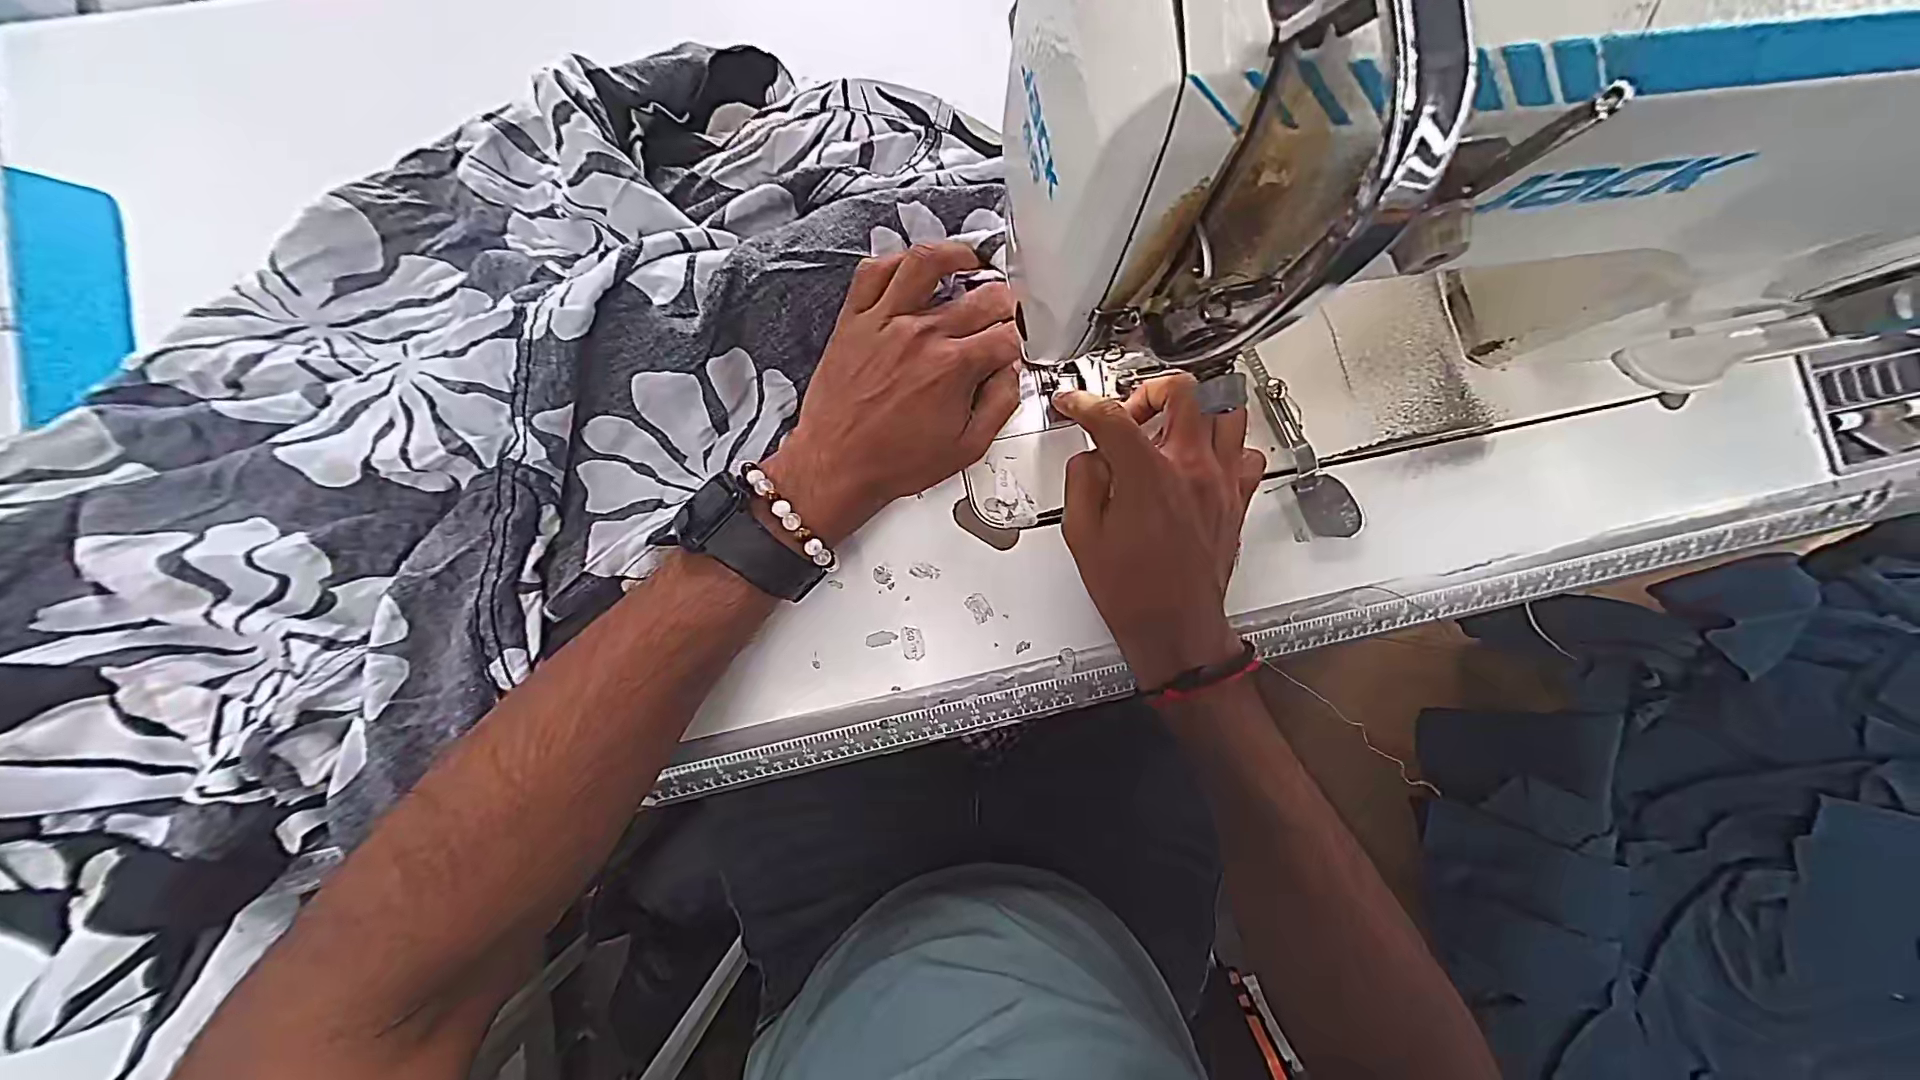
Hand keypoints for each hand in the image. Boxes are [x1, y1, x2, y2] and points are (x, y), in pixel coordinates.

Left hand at [763, 242, 1022, 543]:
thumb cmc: (892, 462)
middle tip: (1004, 311)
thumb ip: (999, 405)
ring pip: (927, 262)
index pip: (1006, 334)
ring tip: (969, 261)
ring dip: (957, 255)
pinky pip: (874, 271)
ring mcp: (885, 323)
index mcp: (953, 369)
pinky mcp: (854, 321)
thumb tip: (1010, 374)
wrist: (836, 465)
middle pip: (981, 296)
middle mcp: (921, 337)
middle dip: (1005, 302)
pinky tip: (912, 268)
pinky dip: (897, 260)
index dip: (1020, 338)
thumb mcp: (966, 448)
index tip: (1014, 344)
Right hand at [1054, 373, 1265, 689]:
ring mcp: (1220, 483)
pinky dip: (1223, 444)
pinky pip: (1246, 451)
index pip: (1112, 415)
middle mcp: (1191, 471)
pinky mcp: (1236, 499)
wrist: (1174, 626)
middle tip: (1130, 413)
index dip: (1085, 402)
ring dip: (1193, 408)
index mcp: (1147, 477)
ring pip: (1226, 409)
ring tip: (1167, 427)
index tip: (1076, 405)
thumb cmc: (1134, 591)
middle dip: (1147, 391)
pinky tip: (1200, 458)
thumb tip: (1091, 456)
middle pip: (1182, 390)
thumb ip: (1082, 480)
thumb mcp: (1082, 534)